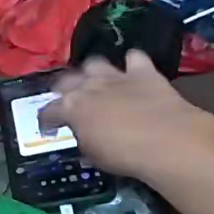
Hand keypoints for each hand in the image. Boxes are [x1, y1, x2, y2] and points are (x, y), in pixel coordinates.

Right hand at [39, 50, 207, 178]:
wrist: (167, 141)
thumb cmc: (124, 155)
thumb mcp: (94, 155)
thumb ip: (84, 141)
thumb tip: (84, 137)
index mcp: (71, 108)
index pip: (49, 111)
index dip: (47, 121)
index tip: (50, 129)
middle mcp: (89, 86)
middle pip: (67, 80)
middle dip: (64, 90)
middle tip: (69, 102)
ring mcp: (116, 76)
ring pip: (95, 63)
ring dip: (92, 72)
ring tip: (96, 82)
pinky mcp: (144, 72)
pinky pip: (134, 58)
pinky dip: (132, 64)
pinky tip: (133, 71)